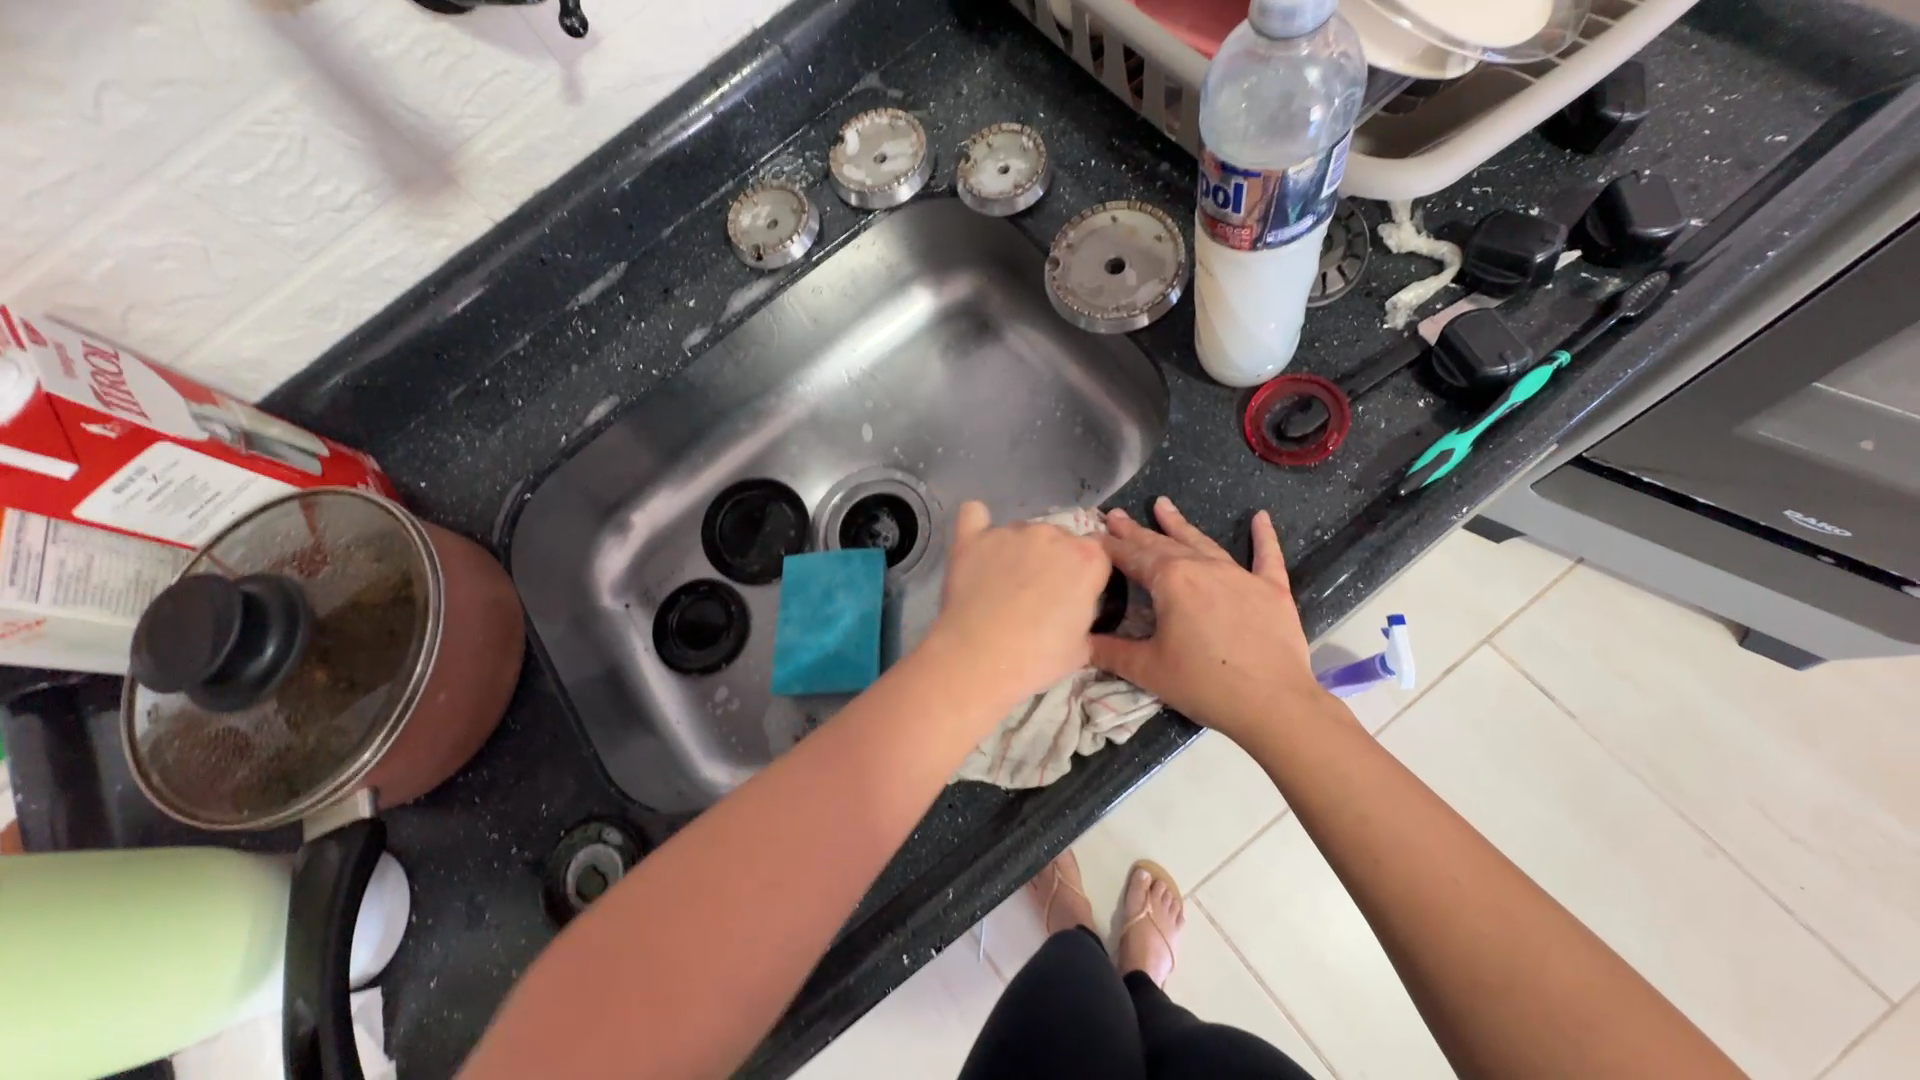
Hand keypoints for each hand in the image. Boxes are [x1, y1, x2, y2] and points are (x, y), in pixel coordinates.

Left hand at [920, 501, 1111, 708]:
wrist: (978, 659)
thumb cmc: (1036, 658)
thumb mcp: (1082, 648)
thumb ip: (1087, 618)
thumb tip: (1077, 613)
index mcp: (1088, 559)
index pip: (1097, 555)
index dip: (1086, 577)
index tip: (1073, 597)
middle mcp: (1052, 534)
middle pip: (1060, 538)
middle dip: (1053, 561)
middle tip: (1037, 595)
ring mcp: (1010, 532)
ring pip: (1022, 530)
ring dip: (1019, 549)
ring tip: (1003, 583)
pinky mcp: (973, 538)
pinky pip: (975, 514)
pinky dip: (978, 525)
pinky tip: (978, 545)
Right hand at [1090, 497, 1337, 743]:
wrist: (1272, 703)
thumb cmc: (1204, 684)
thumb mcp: (1147, 670)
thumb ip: (1111, 652)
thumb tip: (1081, 643)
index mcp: (1170, 581)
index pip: (1131, 557)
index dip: (1110, 547)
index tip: (1093, 537)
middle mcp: (1203, 568)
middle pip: (1162, 544)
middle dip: (1136, 530)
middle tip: (1117, 514)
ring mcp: (1240, 576)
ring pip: (1203, 543)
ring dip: (1180, 525)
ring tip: (1163, 504)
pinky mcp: (1271, 590)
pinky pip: (1267, 556)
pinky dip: (1264, 536)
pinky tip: (1261, 517)